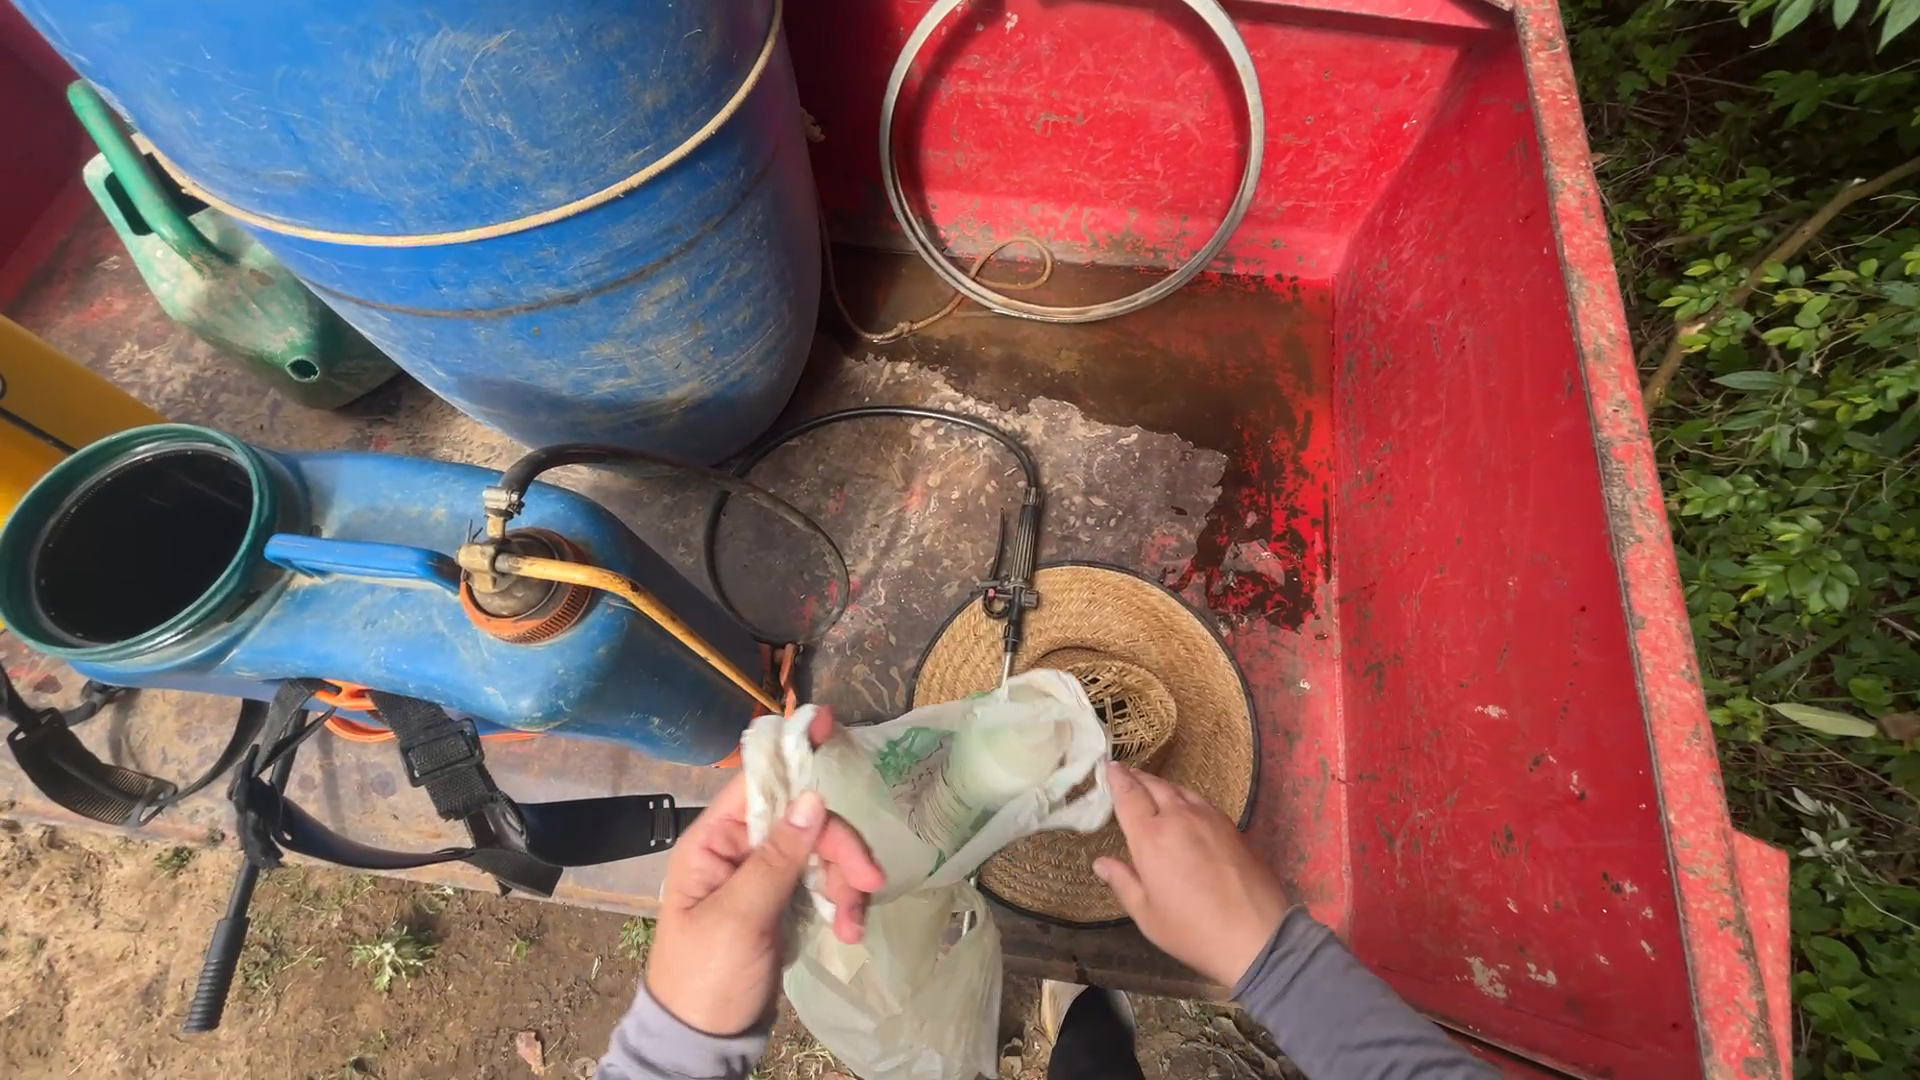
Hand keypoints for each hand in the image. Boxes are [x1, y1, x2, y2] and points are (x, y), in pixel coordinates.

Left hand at [646, 708, 885, 1035]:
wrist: (704, 1046)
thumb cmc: (706, 980)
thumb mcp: (737, 919)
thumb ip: (776, 858)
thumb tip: (814, 798)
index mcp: (716, 839)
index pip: (758, 778)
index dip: (793, 749)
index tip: (828, 722)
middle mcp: (743, 845)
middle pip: (806, 817)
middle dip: (840, 846)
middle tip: (870, 880)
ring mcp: (768, 871)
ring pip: (823, 848)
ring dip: (847, 880)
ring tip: (854, 923)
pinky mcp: (788, 897)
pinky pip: (826, 879)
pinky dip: (844, 900)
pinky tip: (850, 930)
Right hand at [1093, 762, 1288, 986]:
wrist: (1259, 938)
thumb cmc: (1194, 931)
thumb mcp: (1148, 915)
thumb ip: (1123, 882)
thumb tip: (1100, 863)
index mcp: (1150, 836)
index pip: (1128, 795)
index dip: (1117, 778)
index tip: (1109, 767)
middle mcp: (1178, 817)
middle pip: (1153, 785)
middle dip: (1136, 776)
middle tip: (1125, 773)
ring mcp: (1208, 818)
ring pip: (1178, 789)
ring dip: (1159, 784)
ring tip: (1151, 787)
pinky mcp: (1230, 826)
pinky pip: (1199, 800)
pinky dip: (1183, 795)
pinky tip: (1183, 805)